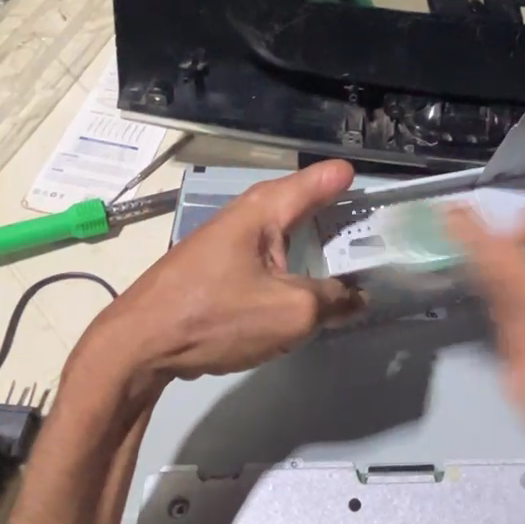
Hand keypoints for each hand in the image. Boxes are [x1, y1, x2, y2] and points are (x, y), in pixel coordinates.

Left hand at [80, 161, 362, 380]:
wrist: (137, 345)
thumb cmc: (215, 316)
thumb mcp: (291, 313)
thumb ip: (333, 301)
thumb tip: (358, 297)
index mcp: (267, 208)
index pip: (325, 177)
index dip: (357, 185)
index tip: (387, 203)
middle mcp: (248, 212)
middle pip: (307, 203)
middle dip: (342, 216)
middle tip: (379, 238)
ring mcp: (228, 238)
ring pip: (287, 232)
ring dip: (318, 245)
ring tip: (350, 266)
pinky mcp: (217, 265)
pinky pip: (268, 256)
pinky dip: (292, 265)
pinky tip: (303, 290)